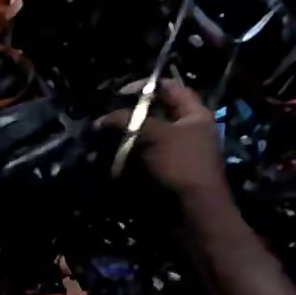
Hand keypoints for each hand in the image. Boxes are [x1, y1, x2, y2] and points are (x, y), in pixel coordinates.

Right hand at [100, 79, 225, 199]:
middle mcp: (187, 129)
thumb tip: (101, 120)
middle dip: (131, 114)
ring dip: (127, 136)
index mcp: (194, 114)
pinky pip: (145, 157)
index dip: (145, 86)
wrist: (194, 208)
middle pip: (156, 113)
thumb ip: (130, 121)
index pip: (169, 88)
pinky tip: (113, 157)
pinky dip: (129, 155)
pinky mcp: (167, 171)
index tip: (119, 94)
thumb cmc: (181, 164)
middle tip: (108, 117)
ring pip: (147, 136)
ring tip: (105, 137)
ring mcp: (177, 152)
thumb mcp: (156, 135)